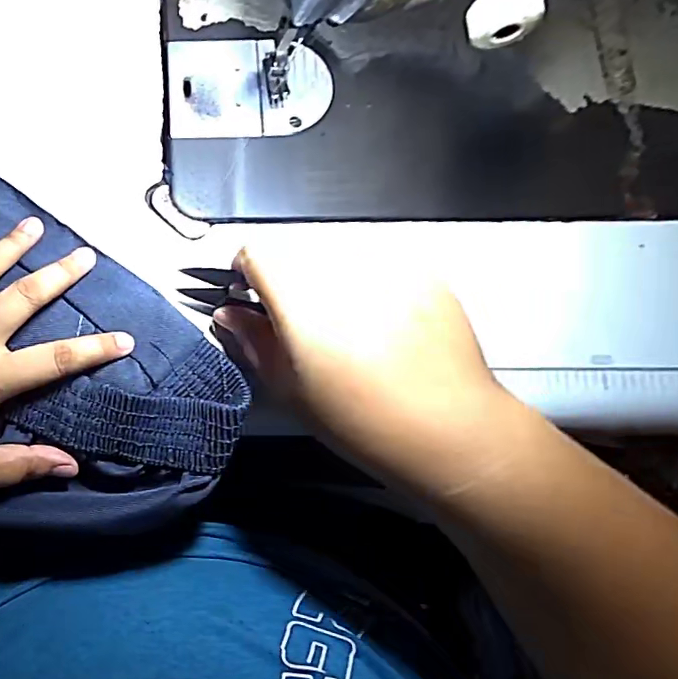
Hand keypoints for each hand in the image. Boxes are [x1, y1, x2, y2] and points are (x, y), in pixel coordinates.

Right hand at [212, 243, 533, 497]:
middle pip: (294, 250)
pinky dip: (362, 283)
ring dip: (323, 279)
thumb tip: (232, 317)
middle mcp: (344, 273)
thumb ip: (253, 342)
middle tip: (293, 321)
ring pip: (332, 253)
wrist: (444, 428)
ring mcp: (385, 268)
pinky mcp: (419, 272)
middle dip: (285, 279)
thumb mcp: (290, 388)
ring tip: (338, 325)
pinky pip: (373, 262)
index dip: (245, 275)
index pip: (255, 253)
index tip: (249, 295)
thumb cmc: (367, 420)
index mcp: (302, 301)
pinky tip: (371, 323)